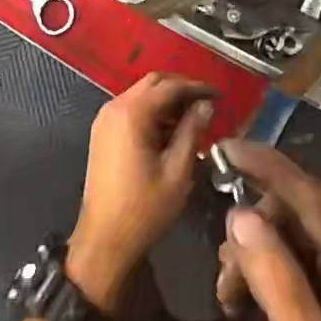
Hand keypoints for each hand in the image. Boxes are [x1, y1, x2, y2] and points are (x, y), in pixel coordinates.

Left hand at [67, 72, 215, 315]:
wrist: (105, 238)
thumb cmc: (144, 207)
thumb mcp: (177, 171)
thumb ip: (191, 131)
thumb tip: (205, 105)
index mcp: (131, 113)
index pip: (168, 86)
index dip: (196, 87)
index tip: (218, 95)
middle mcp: (114, 107)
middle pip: (152, 82)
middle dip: (181, 88)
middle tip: (207, 103)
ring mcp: (105, 118)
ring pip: (141, 94)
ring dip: (166, 100)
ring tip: (193, 118)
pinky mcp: (102, 131)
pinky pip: (131, 108)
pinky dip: (152, 111)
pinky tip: (170, 130)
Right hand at [215, 141, 320, 320]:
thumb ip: (279, 286)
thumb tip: (240, 214)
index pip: (314, 197)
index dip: (268, 165)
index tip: (224, 146)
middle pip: (295, 214)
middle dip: (253, 228)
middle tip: (225, 269)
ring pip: (286, 237)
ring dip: (250, 256)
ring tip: (229, 297)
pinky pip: (287, 264)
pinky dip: (257, 274)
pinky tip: (239, 303)